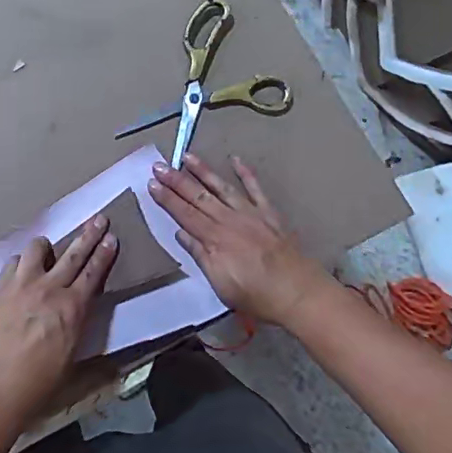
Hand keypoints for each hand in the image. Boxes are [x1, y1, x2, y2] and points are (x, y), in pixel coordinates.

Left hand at [0, 217, 116, 423]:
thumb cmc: (38, 385)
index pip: (94, 273)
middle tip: (99, 218)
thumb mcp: (72, 361)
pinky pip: (14, 262)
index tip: (111, 238)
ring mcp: (22, 284)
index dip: (104, 254)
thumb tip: (83, 317)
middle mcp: (50, 289)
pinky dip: (21, 263)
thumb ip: (79, 331)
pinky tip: (21, 272)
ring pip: (38, 248)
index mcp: (73, 309)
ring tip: (49, 251)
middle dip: (89, 234)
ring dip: (48, 248)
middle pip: (74, 254)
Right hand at [150, 153, 334, 326]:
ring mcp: (251, 214)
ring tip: (187, 156)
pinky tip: (235, 159)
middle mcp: (230, 220)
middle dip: (177, 180)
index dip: (167, 199)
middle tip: (159, 165)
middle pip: (199, 197)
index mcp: (215, 239)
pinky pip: (256, 189)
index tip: (152, 184)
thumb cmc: (257, 296)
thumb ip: (201, 256)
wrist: (299, 294)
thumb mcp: (221, 284)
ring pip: (222, 187)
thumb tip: (182, 233)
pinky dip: (245, 173)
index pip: (184, 214)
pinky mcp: (269, 214)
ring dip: (203, 171)